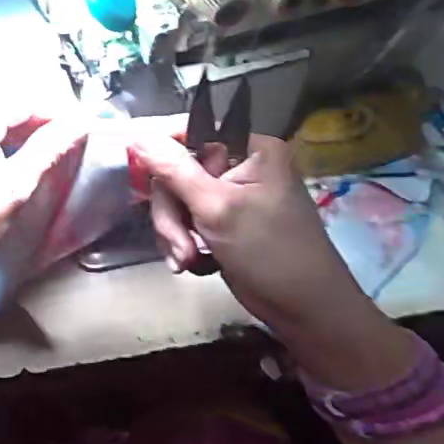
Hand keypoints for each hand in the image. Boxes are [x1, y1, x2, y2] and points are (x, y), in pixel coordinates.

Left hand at [0, 108, 88, 288]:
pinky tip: (21, 164)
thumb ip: (48, 148)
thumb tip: (81, 121)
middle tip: (71, 142)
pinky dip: (5, 148)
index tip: (83, 130)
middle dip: (40, 125)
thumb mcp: (16, 184)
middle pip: (7, 113)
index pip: (23, 105)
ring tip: (52, 154)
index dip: (56, 115)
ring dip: (24, 137)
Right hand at [127, 132, 377, 333]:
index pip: (190, 133)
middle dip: (172, 213)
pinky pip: (185, 221)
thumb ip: (175, 171)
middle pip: (177, 172)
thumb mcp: (217, 208)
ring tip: (186, 260)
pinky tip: (193, 263)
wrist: (305, 311)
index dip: (161, 155)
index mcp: (250, 149)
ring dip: (174, 233)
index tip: (142, 180)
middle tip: (180, 244)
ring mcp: (230, 196)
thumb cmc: (270, 253)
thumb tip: (138, 136)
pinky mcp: (222, 222)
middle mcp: (240, 166)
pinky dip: (184, 243)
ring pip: (176, 200)